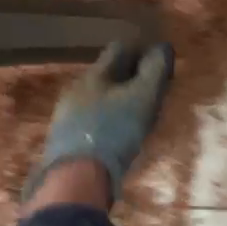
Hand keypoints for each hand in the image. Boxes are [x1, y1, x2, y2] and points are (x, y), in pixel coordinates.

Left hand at [24, 42, 173, 206]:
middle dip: (132, 75)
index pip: (120, 48)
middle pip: (109, 72)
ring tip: (139, 111)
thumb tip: (162, 46)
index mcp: (94, 75)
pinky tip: (119, 131)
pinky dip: (109, 115)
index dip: (142, 50)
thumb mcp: (144, 96)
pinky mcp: (64, 137)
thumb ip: (155, 69)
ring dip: (120, 97)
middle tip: (154, 87)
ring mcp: (66, 114)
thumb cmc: (115, 130)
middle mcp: (76, 89)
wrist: (76, 178)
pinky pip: (92, 115)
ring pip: (100, 95)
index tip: (160, 61)